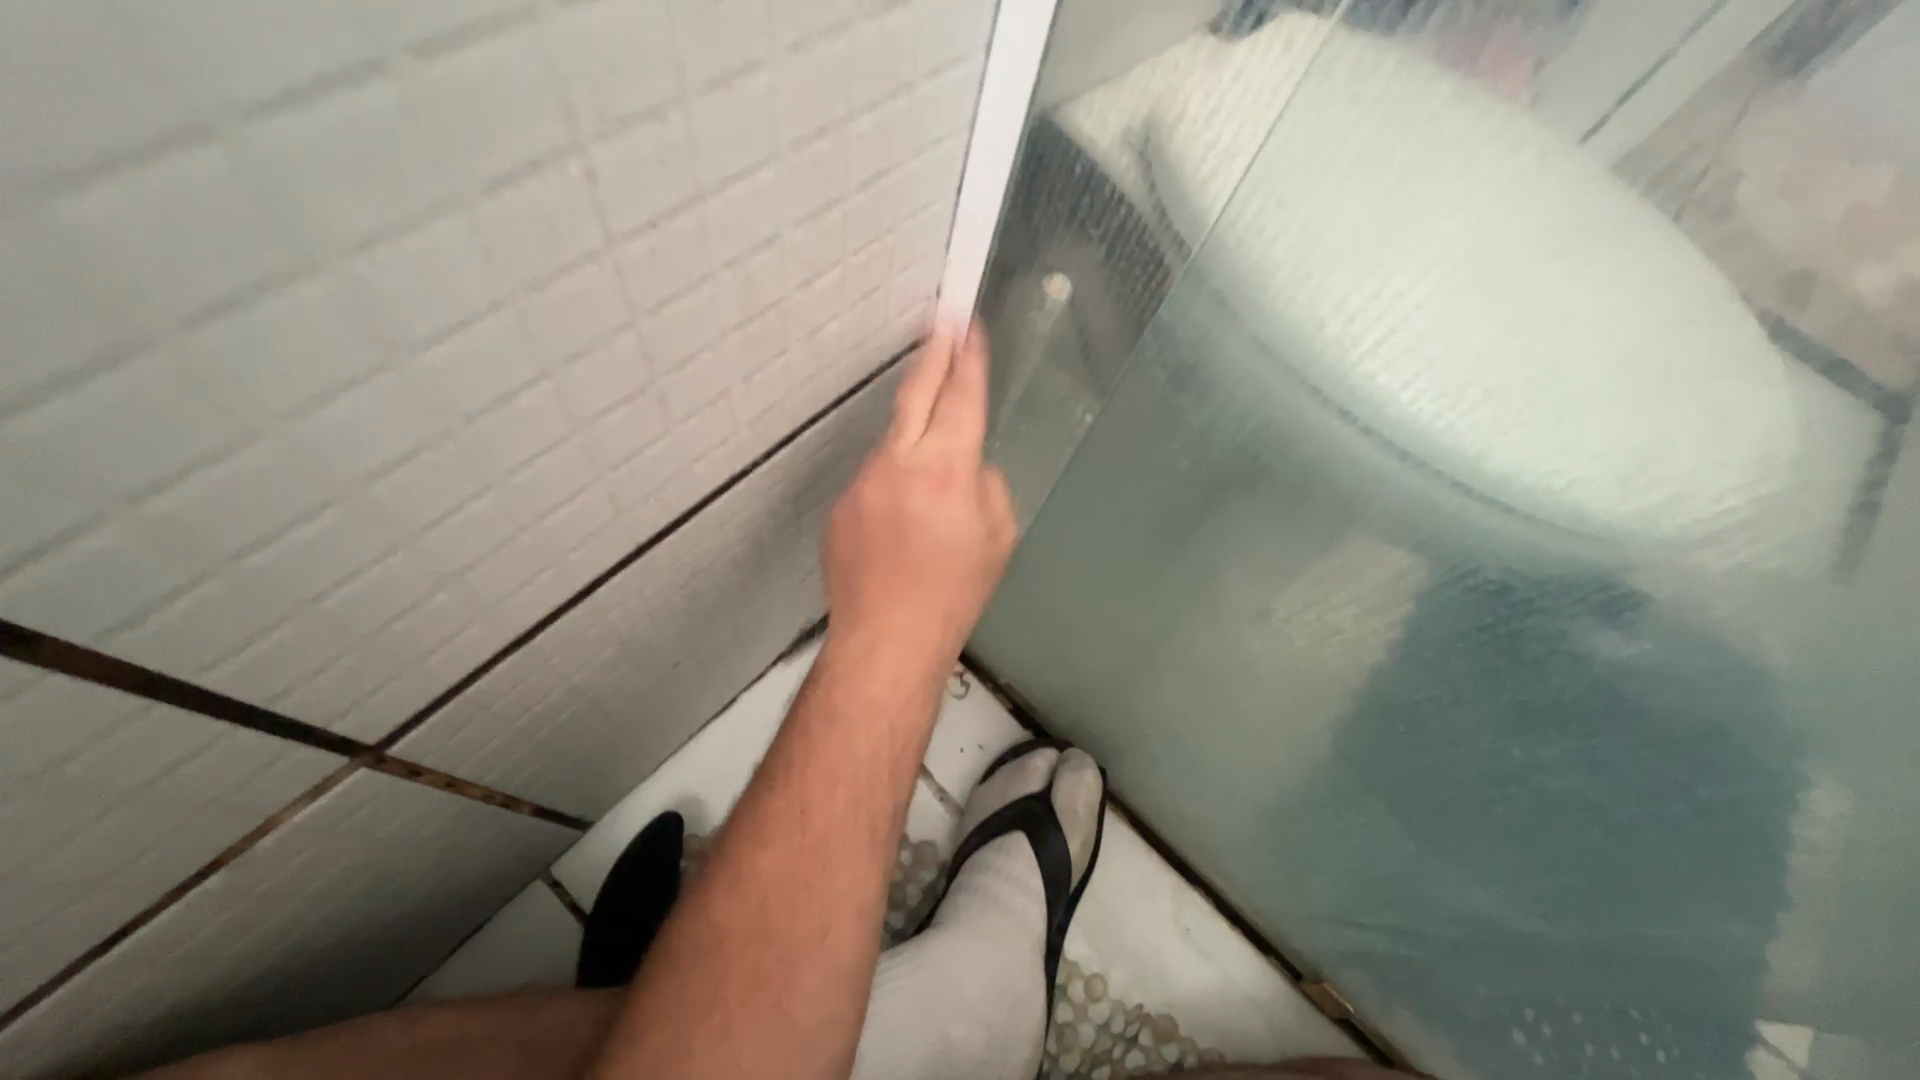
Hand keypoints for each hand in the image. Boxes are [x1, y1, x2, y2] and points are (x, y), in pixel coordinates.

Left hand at [824, 324, 1018, 671]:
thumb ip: (986, 485)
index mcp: (948, 469)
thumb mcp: (999, 537)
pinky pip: (875, 481)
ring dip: (913, 442)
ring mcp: (863, 481)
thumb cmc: (955, 594)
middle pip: (917, 393)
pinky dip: (892, 488)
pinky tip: (901, 527)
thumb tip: (968, 464)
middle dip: (934, 354)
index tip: (969, 325)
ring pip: (894, 443)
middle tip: (942, 320)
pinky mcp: (841, 505)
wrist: (887, 638)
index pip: (962, 397)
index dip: (969, 358)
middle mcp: (900, 462)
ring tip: (930, 487)